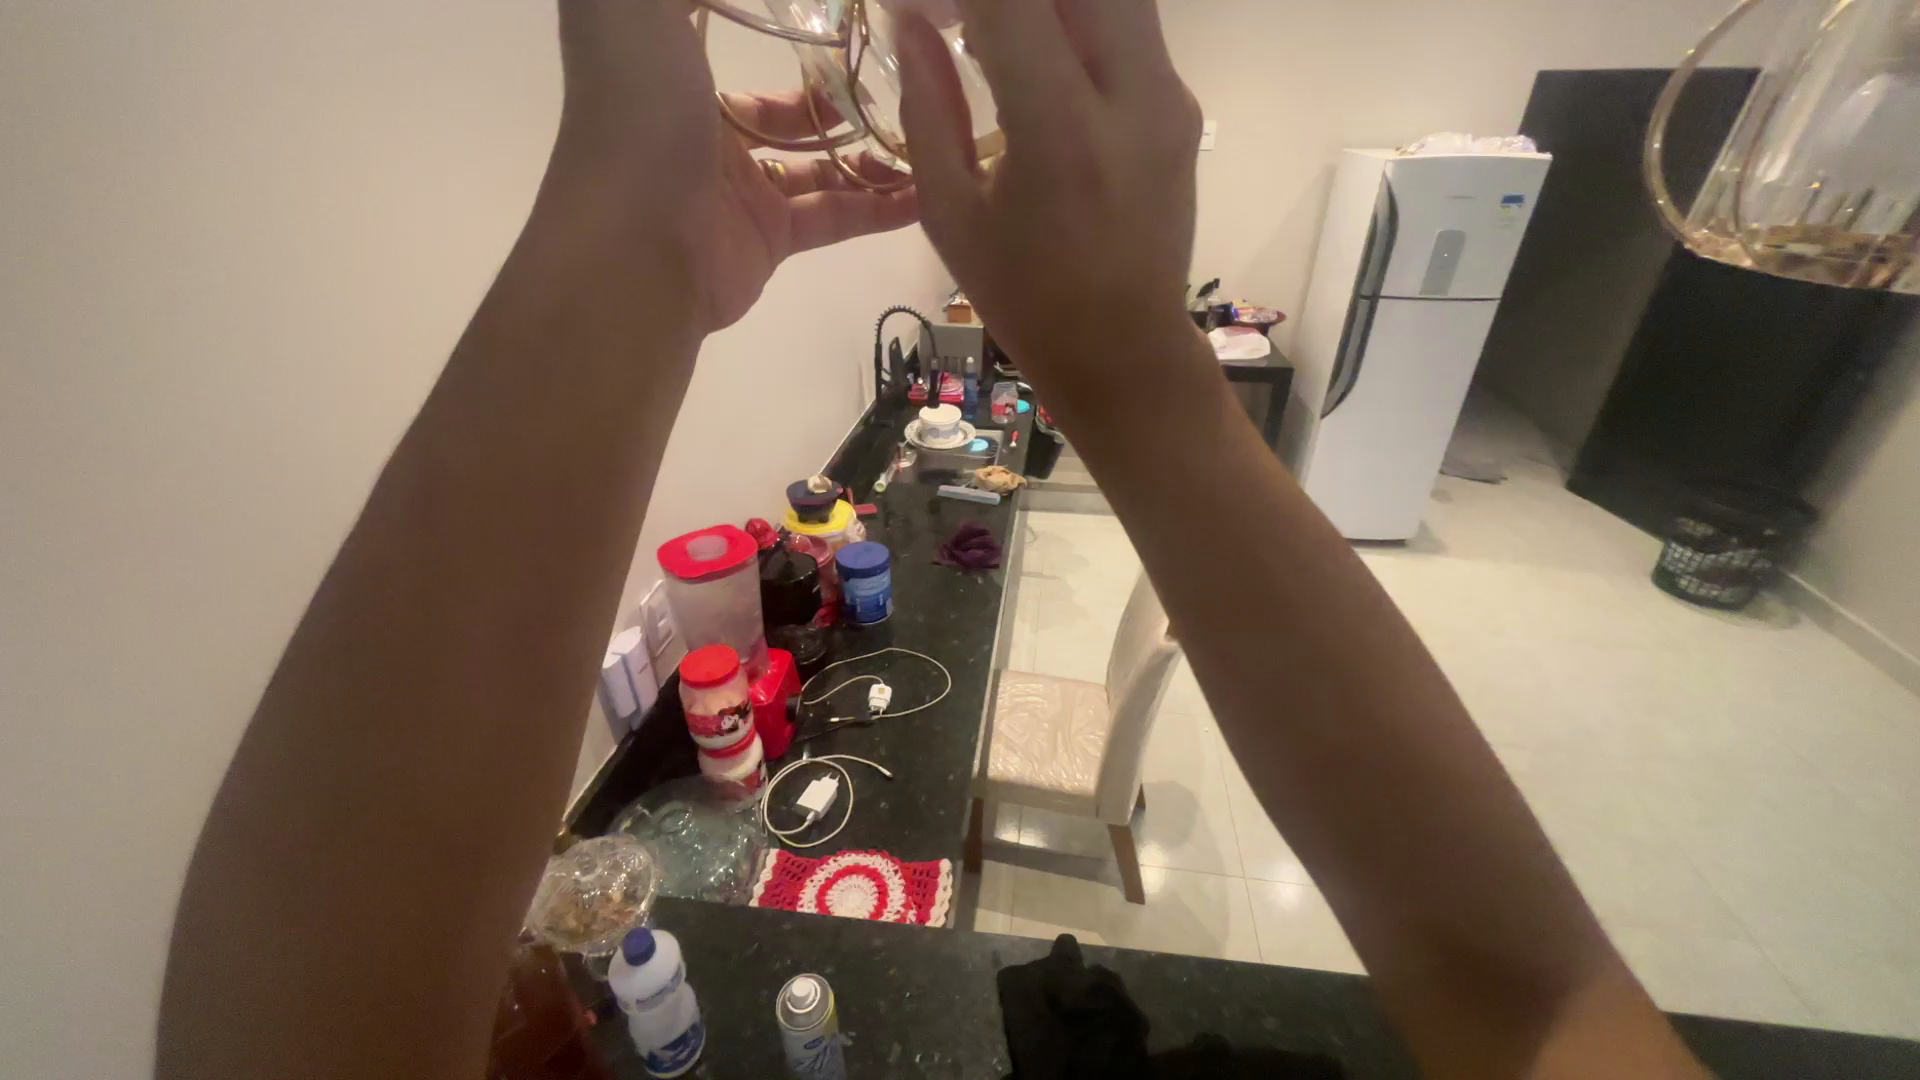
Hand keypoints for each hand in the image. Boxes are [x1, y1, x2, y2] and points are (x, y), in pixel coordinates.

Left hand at [550, 0, 919, 332]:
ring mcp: (741, 188)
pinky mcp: (769, 239)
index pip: (738, 32)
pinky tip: (923, 194)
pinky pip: (833, 215)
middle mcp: (708, 126)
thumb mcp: (646, 5)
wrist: (635, 246)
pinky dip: (877, 208)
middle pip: (787, 107)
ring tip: (927, 137)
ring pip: (818, 163)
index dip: (793, 27)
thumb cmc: (640, 114)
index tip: (852, 20)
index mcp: (674, 64)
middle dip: (843, 97)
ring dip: (870, 153)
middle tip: (902, 84)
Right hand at [895, 0, 1203, 412]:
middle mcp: (1132, 92)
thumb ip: (928, 111)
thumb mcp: (953, 220)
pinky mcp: (1181, 108)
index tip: (921, 7)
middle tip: (964, 18)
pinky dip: (1078, 23)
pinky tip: (1039, 62)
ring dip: (1048, 3)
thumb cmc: (1025, 301)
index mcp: (1061, 129)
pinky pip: (1129, 28)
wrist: (1122, 352)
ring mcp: (1169, 96)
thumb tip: (909, 23)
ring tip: (996, 35)